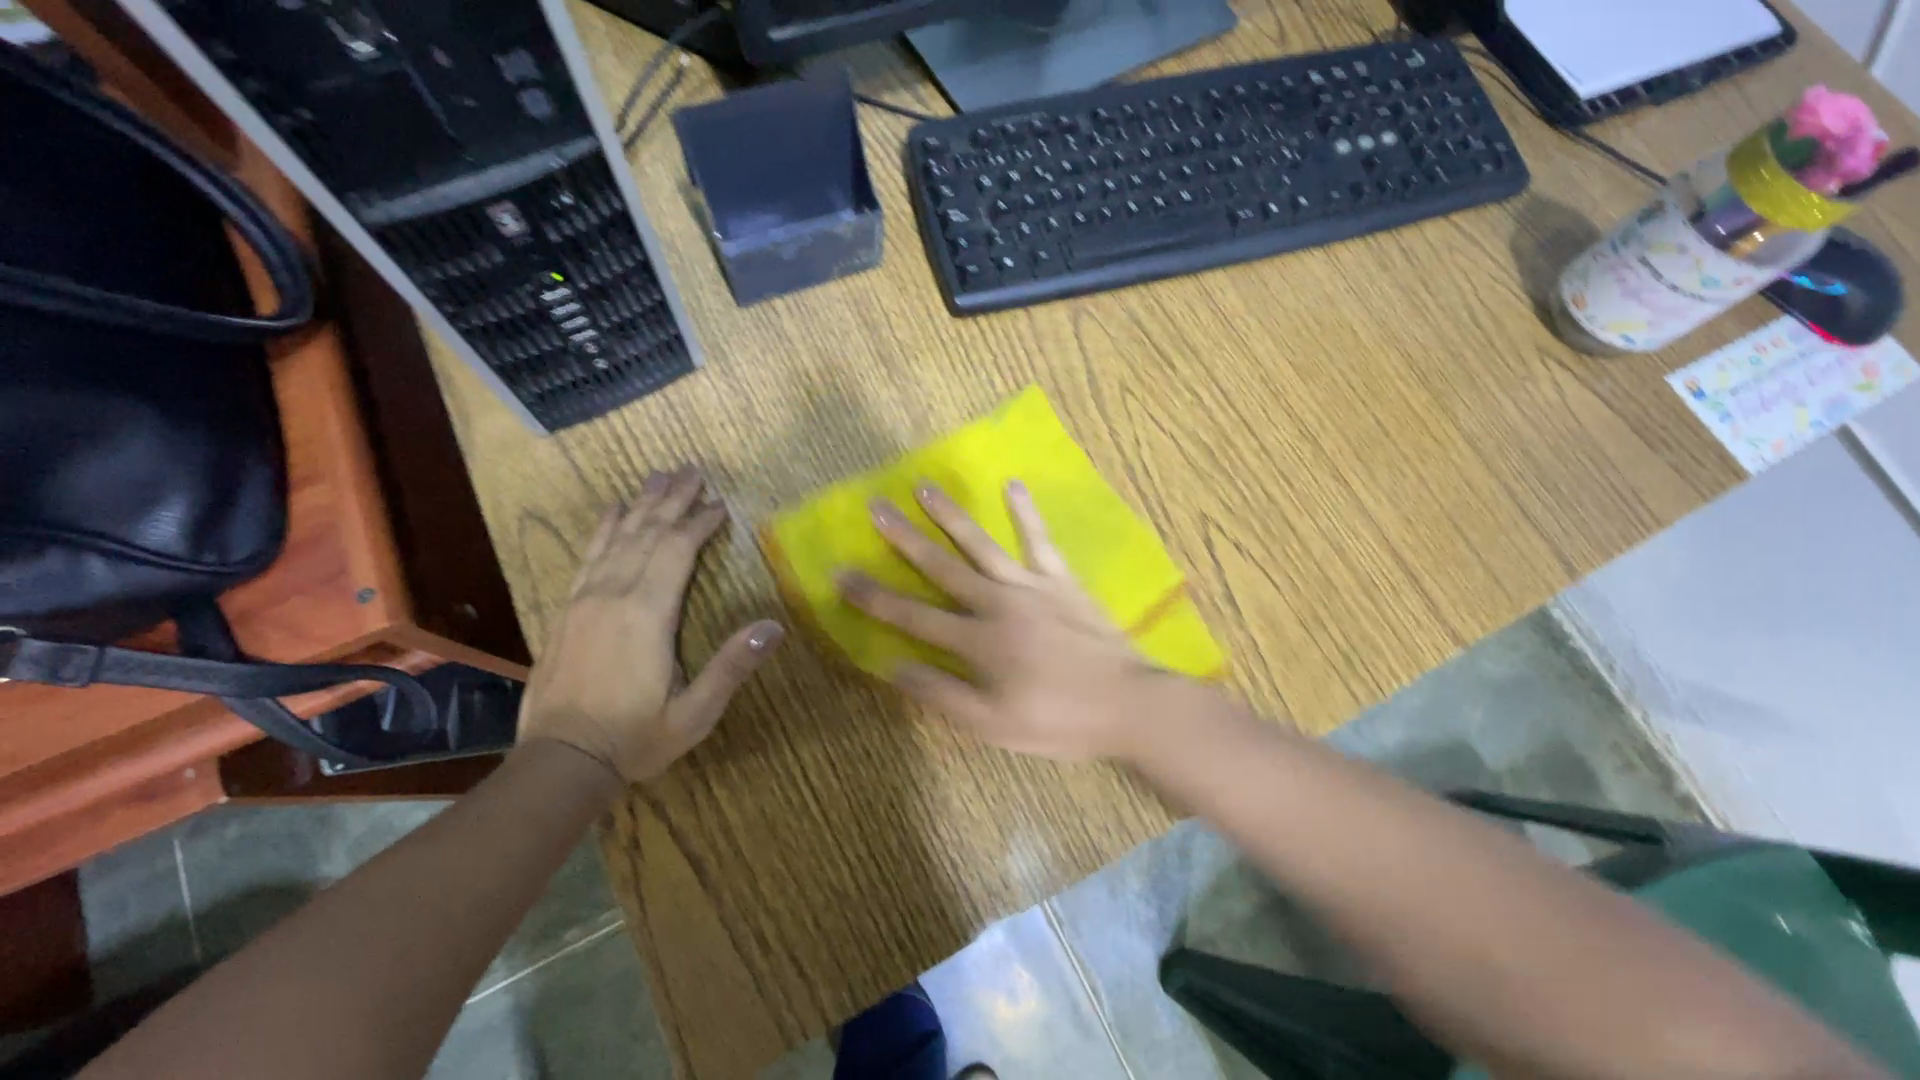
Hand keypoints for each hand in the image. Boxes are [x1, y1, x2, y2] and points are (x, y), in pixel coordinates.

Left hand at [518, 467, 783, 784]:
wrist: (561, 759)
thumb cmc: (636, 738)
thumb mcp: (695, 712)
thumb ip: (732, 667)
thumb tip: (775, 626)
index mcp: (648, 614)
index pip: (678, 551)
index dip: (701, 523)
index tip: (721, 504)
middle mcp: (614, 594)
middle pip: (648, 532)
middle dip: (674, 500)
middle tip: (693, 469)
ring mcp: (585, 599)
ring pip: (617, 537)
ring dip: (642, 504)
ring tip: (660, 476)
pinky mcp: (566, 610)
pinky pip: (588, 556)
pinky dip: (604, 528)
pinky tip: (613, 510)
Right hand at [839, 480, 1185, 760]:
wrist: (1128, 704)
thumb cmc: (1058, 721)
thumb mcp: (993, 725)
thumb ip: (942, 695)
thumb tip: (893, 667)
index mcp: (978, 641)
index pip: (914, 616)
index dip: (874, 597)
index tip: (841, 574)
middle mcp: (998, 603)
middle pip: (942, 567)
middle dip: (905, 539)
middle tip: (876, 508)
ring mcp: (1032, 587)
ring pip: (982, 545)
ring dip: (951, 516)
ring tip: (923, 487)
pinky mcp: (1062, 581)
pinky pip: (1040, 541)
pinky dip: (1025, 512)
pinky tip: (1012, 484)